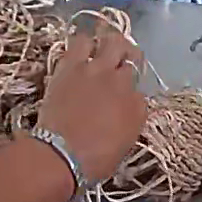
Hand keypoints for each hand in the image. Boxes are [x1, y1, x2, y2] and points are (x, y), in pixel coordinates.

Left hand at [36, 29, 145, 183]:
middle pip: (131, 55)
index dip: (130, 92)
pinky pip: (80, 42)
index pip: (140, 91)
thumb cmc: (94, 160)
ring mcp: (97, 70)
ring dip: (107, 43)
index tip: (121, 99)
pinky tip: (80, 50)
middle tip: (122, 59)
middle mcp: (122, 83)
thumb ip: (128, 121)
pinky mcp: (71, 65)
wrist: (62, 155)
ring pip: (110, 40)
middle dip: (129, 55)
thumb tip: (123, 111)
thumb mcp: (123, 145)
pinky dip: (83, 43)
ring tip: (100, 49)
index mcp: (138, 106)